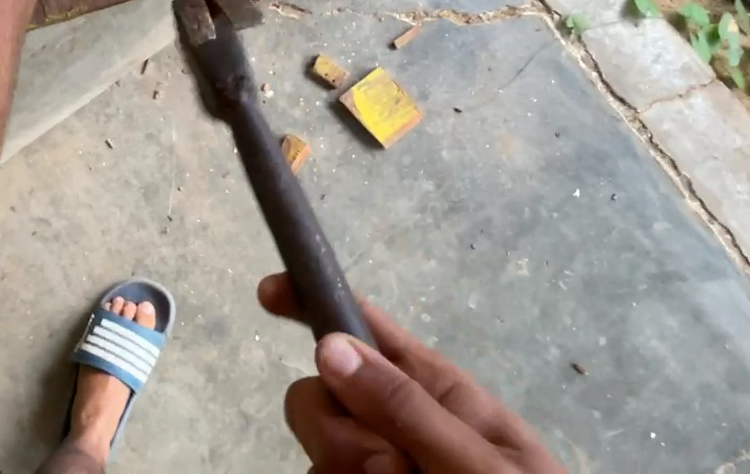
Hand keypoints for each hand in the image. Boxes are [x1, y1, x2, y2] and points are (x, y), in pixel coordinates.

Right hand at [259, 274, 564, 473]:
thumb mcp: (481, 468)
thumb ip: (406, 409)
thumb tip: (328, 344)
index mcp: (433, 387)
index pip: (361, 320)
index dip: (310, 297)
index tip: (268, 294)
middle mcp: (397, 418)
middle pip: (321, 390)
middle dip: (338, 430)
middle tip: (388, 470)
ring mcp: (375, 460)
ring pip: (317, 443)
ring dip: (343, 469)